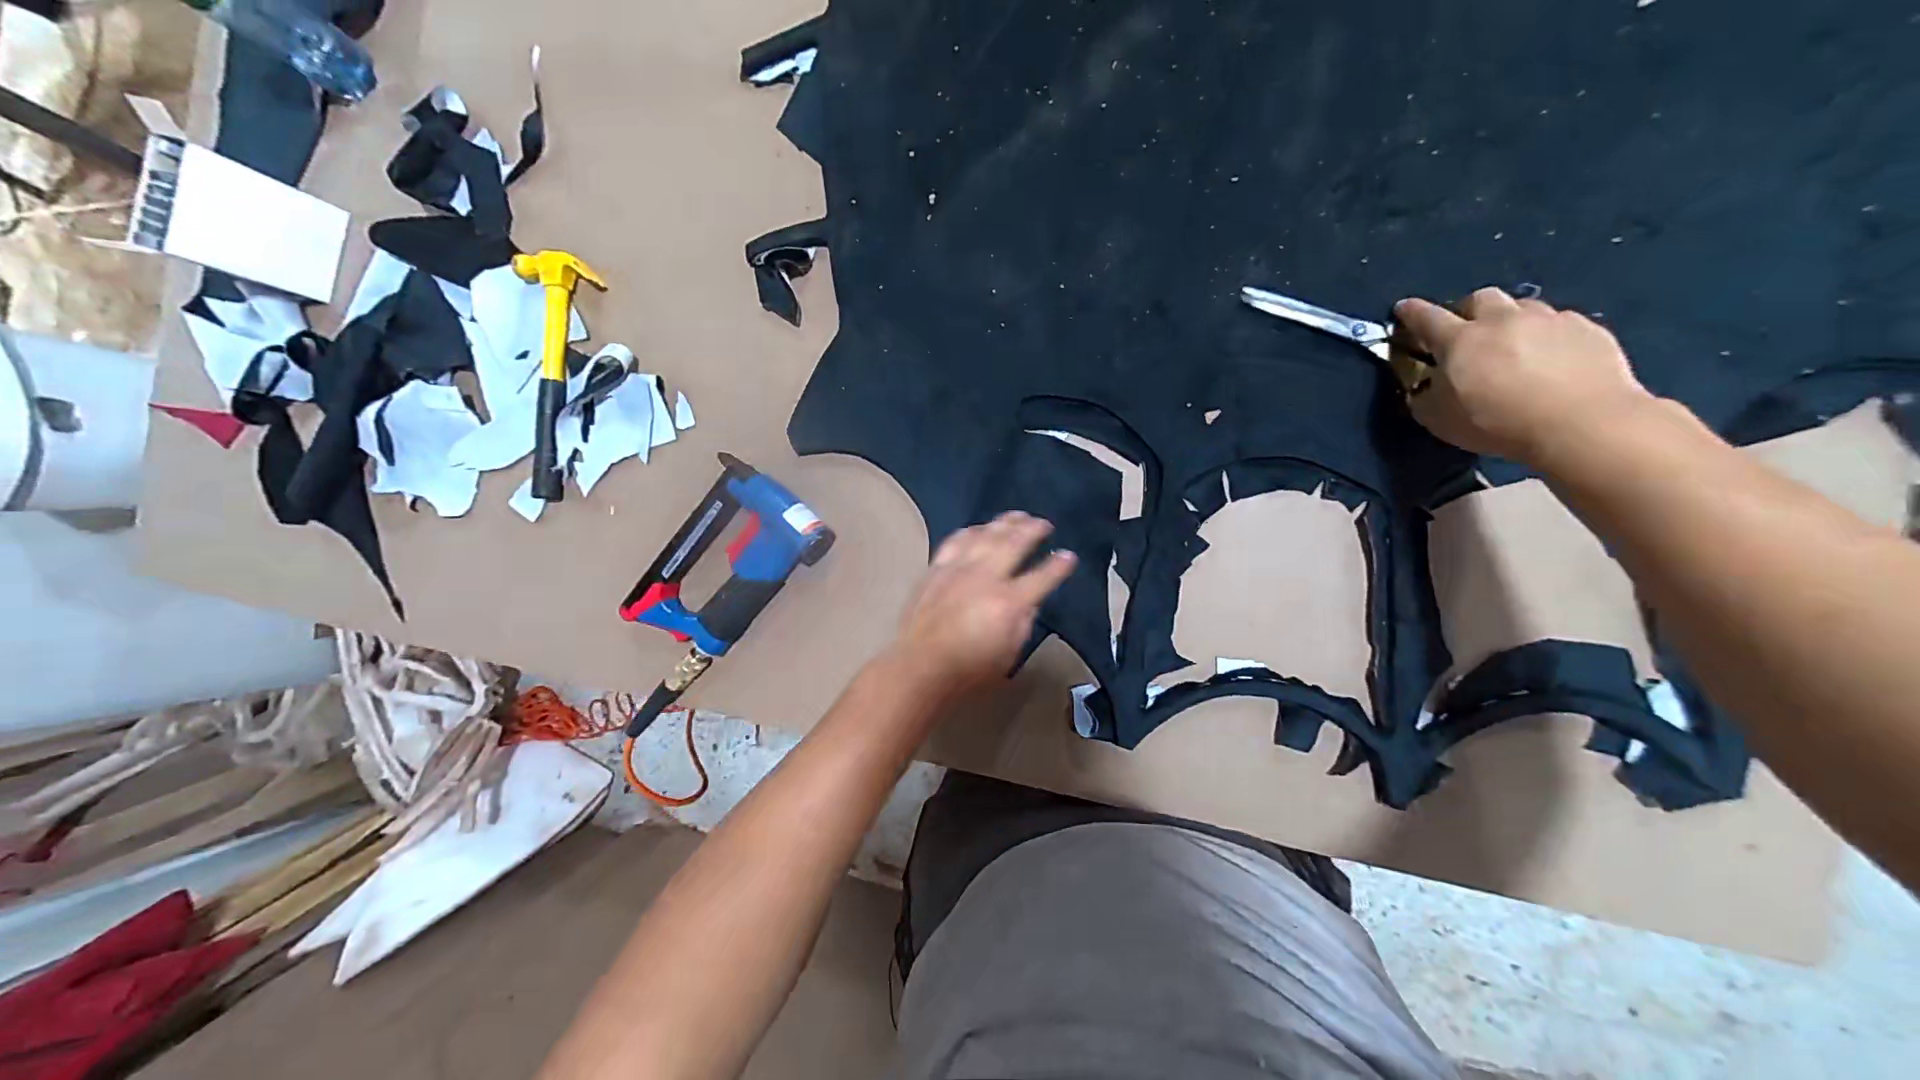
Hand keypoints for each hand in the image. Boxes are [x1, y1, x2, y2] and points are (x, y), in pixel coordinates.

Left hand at [884, 512, 1077, 700]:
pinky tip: (978, 528)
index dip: (1059, 565)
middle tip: (1045, 524)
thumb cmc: (968, 669)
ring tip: (1018, 516)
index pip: (1043, 577)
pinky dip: (971, 531)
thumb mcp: (1009, 654)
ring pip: (986, 535)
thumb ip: (1023, 623)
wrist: (919, 665)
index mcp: (1009, 602)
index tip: (1069, 556)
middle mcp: (986, 577)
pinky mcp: (937, 569)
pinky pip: (956, 541)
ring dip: (1004, 523)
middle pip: (1014, 543)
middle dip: (1034, 530)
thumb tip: (1028, 602)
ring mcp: (959, 569)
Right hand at [1395, 288, 1655, 461]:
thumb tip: (1425, 386)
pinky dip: (1548, 335)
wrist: (1581, 423)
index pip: (1426, 317)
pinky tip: (1552, 357)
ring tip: (1513, 343)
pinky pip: (1560, 323)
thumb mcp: (1440, 420)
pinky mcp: (1588, 329)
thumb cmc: (1497, 423)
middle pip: (1479, 298)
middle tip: (1466, 332)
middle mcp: (1502, 320)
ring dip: (1511, 319)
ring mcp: (1549, 320)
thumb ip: (1425, 397)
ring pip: (1523, 306)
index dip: (1411, 312)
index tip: (1403, 309)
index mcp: (1459, 340)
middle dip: (1467, 310)